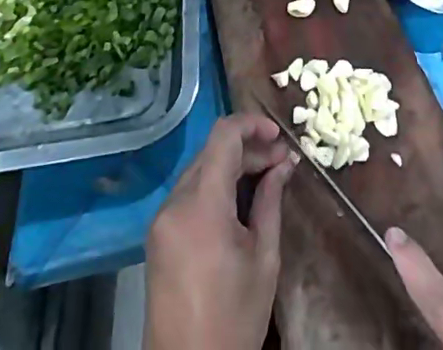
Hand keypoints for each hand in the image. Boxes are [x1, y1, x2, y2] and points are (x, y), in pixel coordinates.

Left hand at [146, 114, 296, 349]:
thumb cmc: (234, 317)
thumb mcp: (264, 257)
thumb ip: (270, 201)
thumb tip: (283, 163)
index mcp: (201, 207)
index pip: (223, 137)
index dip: (253, 125)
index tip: (281, 137)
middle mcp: (174, 205)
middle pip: (212, 152)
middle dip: (248, 148)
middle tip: (282, 163)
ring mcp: (162, 221)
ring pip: (200, 170)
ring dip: (233, 165)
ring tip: (267, 178)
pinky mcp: (159, 236)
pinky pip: (190, 193)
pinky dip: (216, 185)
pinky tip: (241, 199)